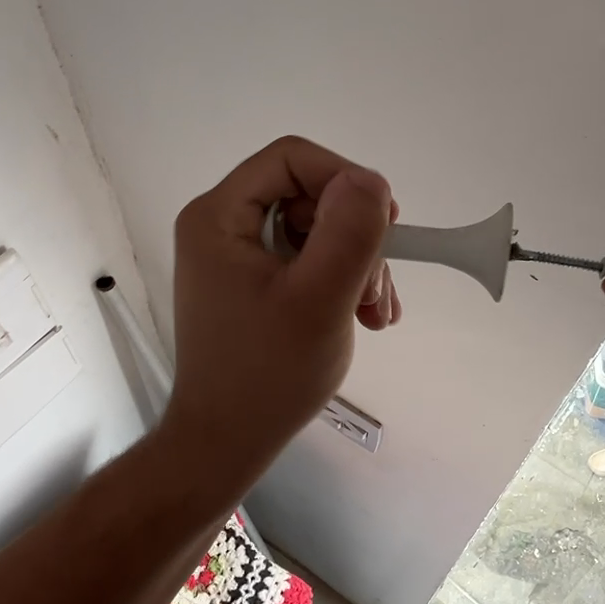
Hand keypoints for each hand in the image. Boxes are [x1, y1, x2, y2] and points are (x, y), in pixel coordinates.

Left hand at [167, 136, 400, 454]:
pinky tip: (367, 317)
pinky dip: (342, 282)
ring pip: (316, 230)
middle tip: (378, 289)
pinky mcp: (254, 284)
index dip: (345, 179)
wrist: (226, 443)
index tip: (385, 222)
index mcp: (218, 216)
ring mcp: (237, 257)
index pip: (292, 160)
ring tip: (378, 313)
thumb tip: (372, 180)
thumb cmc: (267, 375)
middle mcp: (222, 227)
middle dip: (356, 236)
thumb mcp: (319, 300)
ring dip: (358, 264)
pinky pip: (308, 260)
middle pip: (309, 196)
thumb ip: (349, 233)